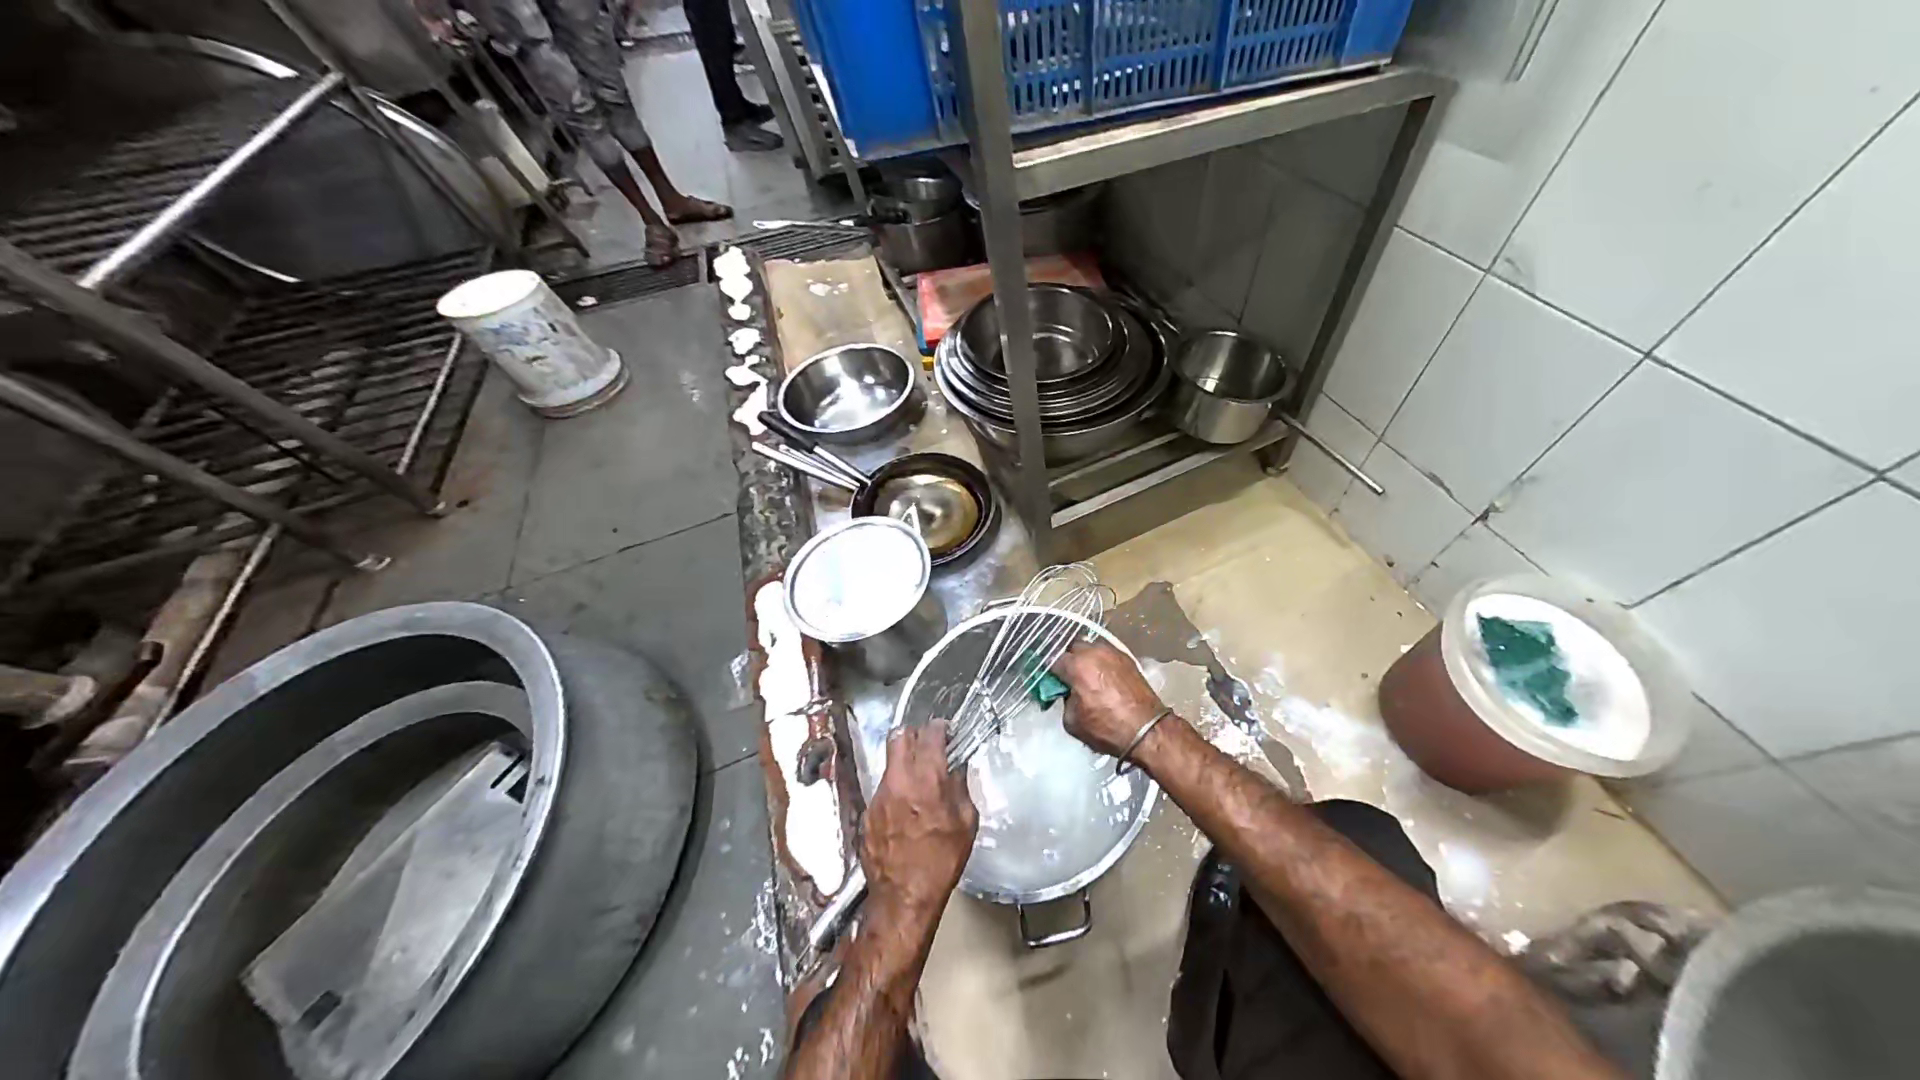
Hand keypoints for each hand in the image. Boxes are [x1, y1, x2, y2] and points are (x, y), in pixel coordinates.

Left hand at [863, 724, 976, 921]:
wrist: (903, 898)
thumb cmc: (941, 862)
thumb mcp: (966, 822)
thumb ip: (960, 787)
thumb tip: (955, 767)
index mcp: (925, 779)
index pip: (929, 734)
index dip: (940, 728)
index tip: (946, 732)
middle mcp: (897, 781)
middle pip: (900, 736)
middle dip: (916, 735)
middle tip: (929, 746)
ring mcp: (877, 796)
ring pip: (890, 763)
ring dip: (905, 763)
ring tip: (919, 781)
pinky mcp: (867, 813)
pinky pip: (883, 789)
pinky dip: (896, 790)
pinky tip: (906, 809)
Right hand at [1053, 641, 1166, 757]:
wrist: (1148, 731)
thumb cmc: (1109, 728)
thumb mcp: (1072, 721)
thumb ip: (1064, 700)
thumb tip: (1068, 694)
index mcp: (1077, 666)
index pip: (1053, 661)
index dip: (1050, 672)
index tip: (1051, 681)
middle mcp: (1094, 653)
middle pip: (1072, 648)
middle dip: (1069, 661)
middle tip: (1069, 678)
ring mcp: (1113, 653)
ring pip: (1092, 648)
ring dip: (1086, 659)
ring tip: (1088, 677)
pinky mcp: (1128, 659)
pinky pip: (1108, 655)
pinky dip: (1102, 663)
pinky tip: (1104, 679)